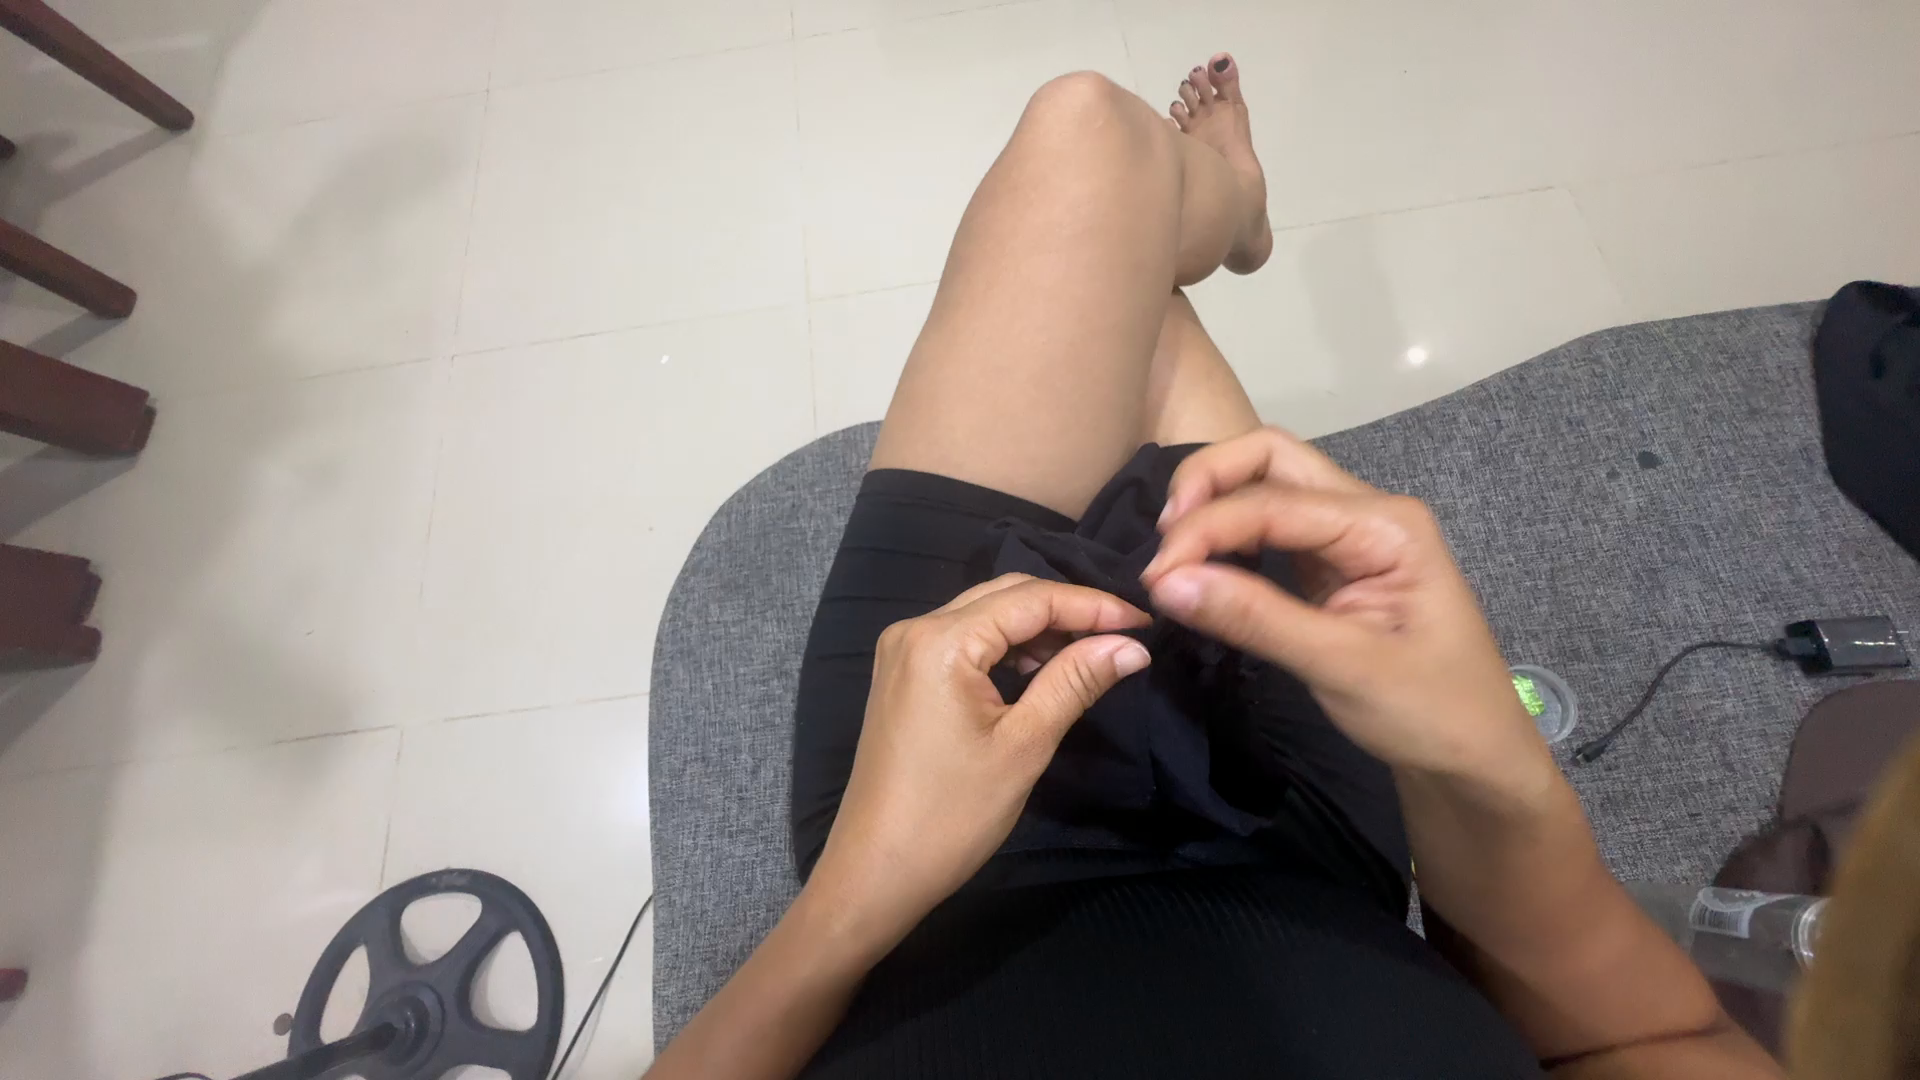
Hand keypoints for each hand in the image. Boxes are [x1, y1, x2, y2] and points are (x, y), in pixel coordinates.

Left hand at [809, 574, 1150, 944]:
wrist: (875, 871)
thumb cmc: (951, 815)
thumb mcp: (1024, 745)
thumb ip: (1075, 682)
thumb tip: (1131, 646)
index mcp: (940, 640)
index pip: (1030, 599)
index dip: (1092, 605)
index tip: (1143, 622)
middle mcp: (914, 628)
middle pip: (1005, 595)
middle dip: (1066, 610)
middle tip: (1120, 637)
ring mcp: (902, 649)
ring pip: (984, 613)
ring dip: (1036, 628)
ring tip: (1086, 656)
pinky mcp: (903, 672)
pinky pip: (964, 638)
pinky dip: (1005, 646)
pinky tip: (1038, 669)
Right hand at [1141, 427, 1540, 778]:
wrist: (1473, 756)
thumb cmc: (1428, 711)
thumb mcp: (1342, 667)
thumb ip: (1253, 617)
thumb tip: (1164, 583)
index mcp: (1383, 525)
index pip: (1270, 501)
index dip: (1204, 530)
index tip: (1156, 579)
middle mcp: (1363, 510)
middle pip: (1268, 456)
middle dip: (1205, 483)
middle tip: (1163, 540)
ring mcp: (1344, 532)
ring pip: (1263, 481)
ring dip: (1210, 502)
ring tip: (1174, 551)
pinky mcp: (1326, 559)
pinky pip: (1265, 522)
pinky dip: (1224, 530)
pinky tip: (1202, 560)